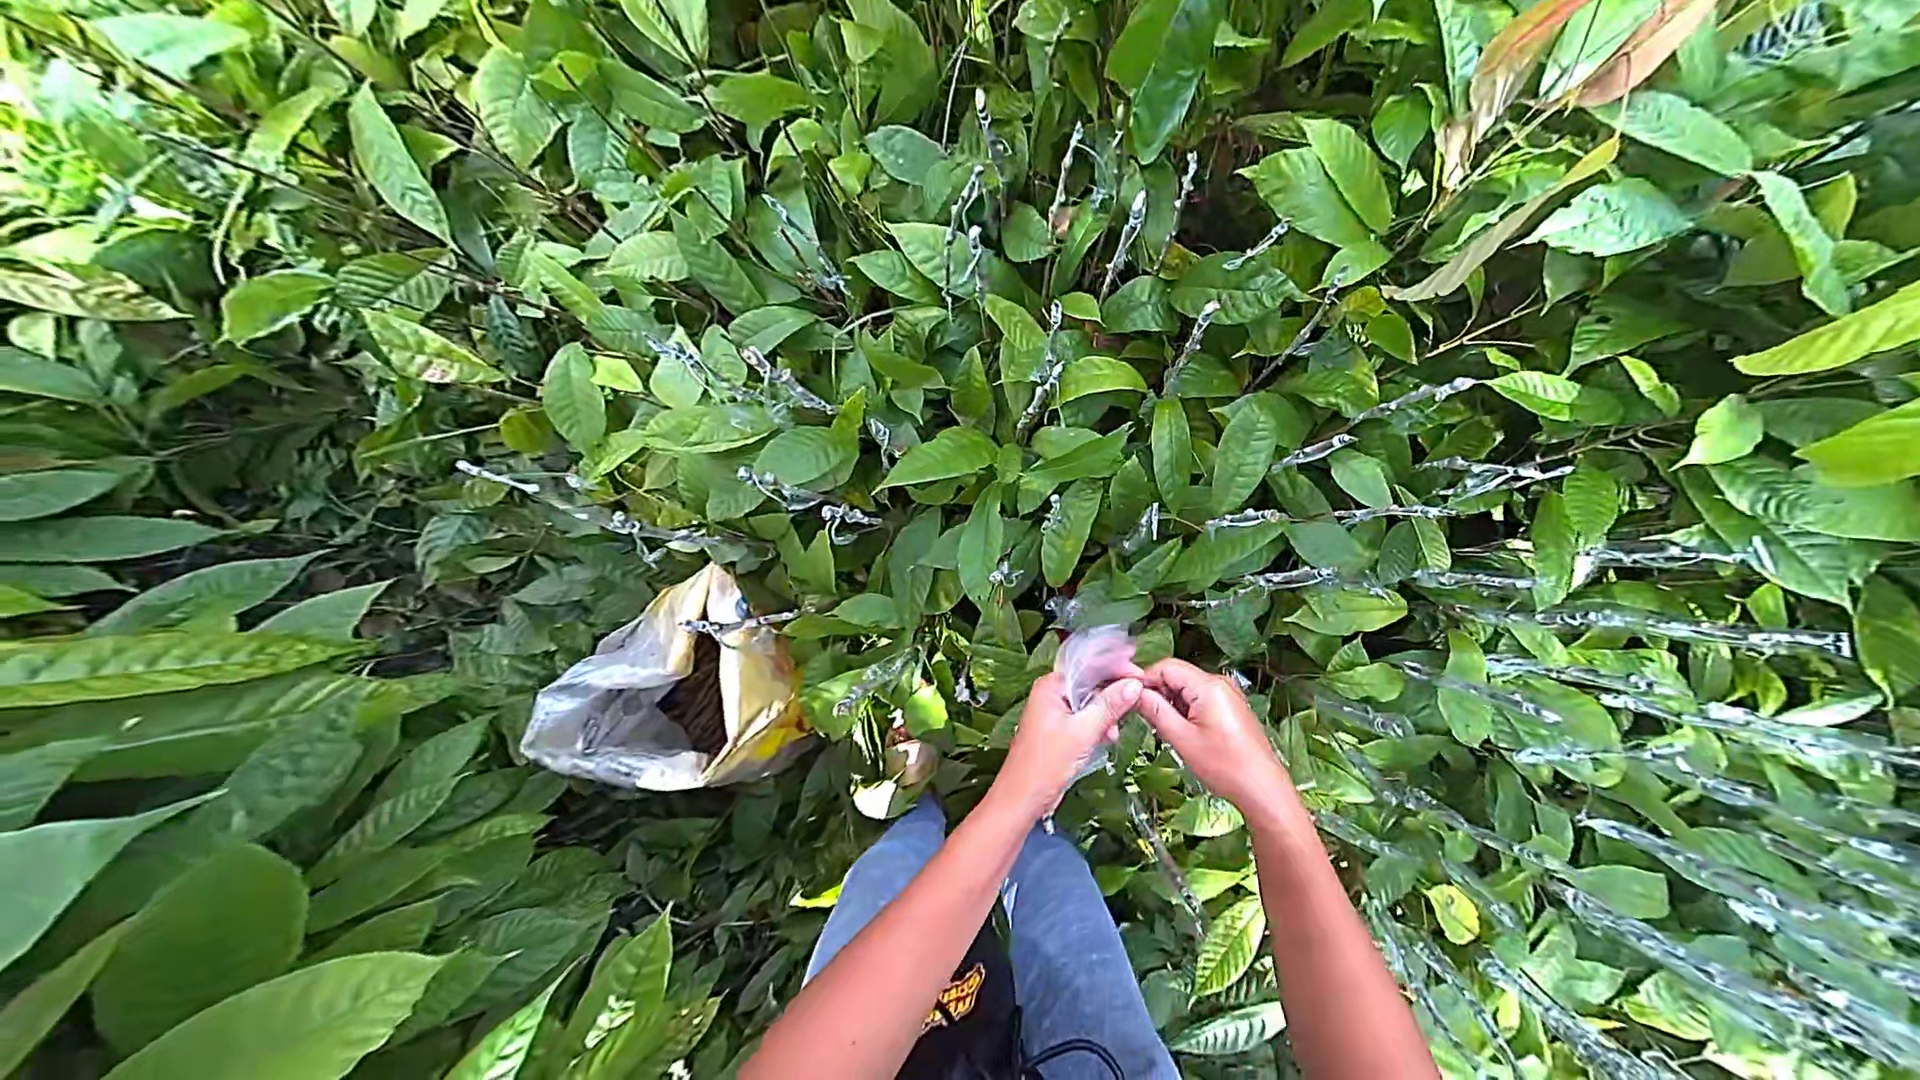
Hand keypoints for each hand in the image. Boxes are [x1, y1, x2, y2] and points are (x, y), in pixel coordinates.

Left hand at [990, 672, 1142, 822]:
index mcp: (1050, 686)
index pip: (1087, 663)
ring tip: (1115, 728)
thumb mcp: (1083, 732)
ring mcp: (1055, 711)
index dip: (1114, 666)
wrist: (1024, 798)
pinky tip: (1107, 737)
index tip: (1137, 672)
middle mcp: (1051, 694)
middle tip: (1136, 696)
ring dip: (1107, 712)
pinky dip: (1099, 725)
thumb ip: (1109, 706)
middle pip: (1091, 681)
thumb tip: (1132, 685)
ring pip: (1091, 701)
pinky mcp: (1061, 728)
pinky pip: (1086, 717)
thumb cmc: (1042, 765)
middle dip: (1113, 691)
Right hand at [1136, 659, 1300, 829]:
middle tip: (1147, 718)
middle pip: (1175, 675)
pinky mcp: (1229, 706)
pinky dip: (1184, 710)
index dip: (1144, 680)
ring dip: (1170, 704)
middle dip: (1157, 694)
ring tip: (1168, 730)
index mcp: (1209, 686)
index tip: (1131, 698)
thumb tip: (1134, 693)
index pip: (1165, 667)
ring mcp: (1226, 694)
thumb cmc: (1227, 767)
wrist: (1263, 790)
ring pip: (1185, 687)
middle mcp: (1219, 683)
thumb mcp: (1181, 738)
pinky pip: (1198, 698)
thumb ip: (1154, 710)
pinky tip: (1183, 732)